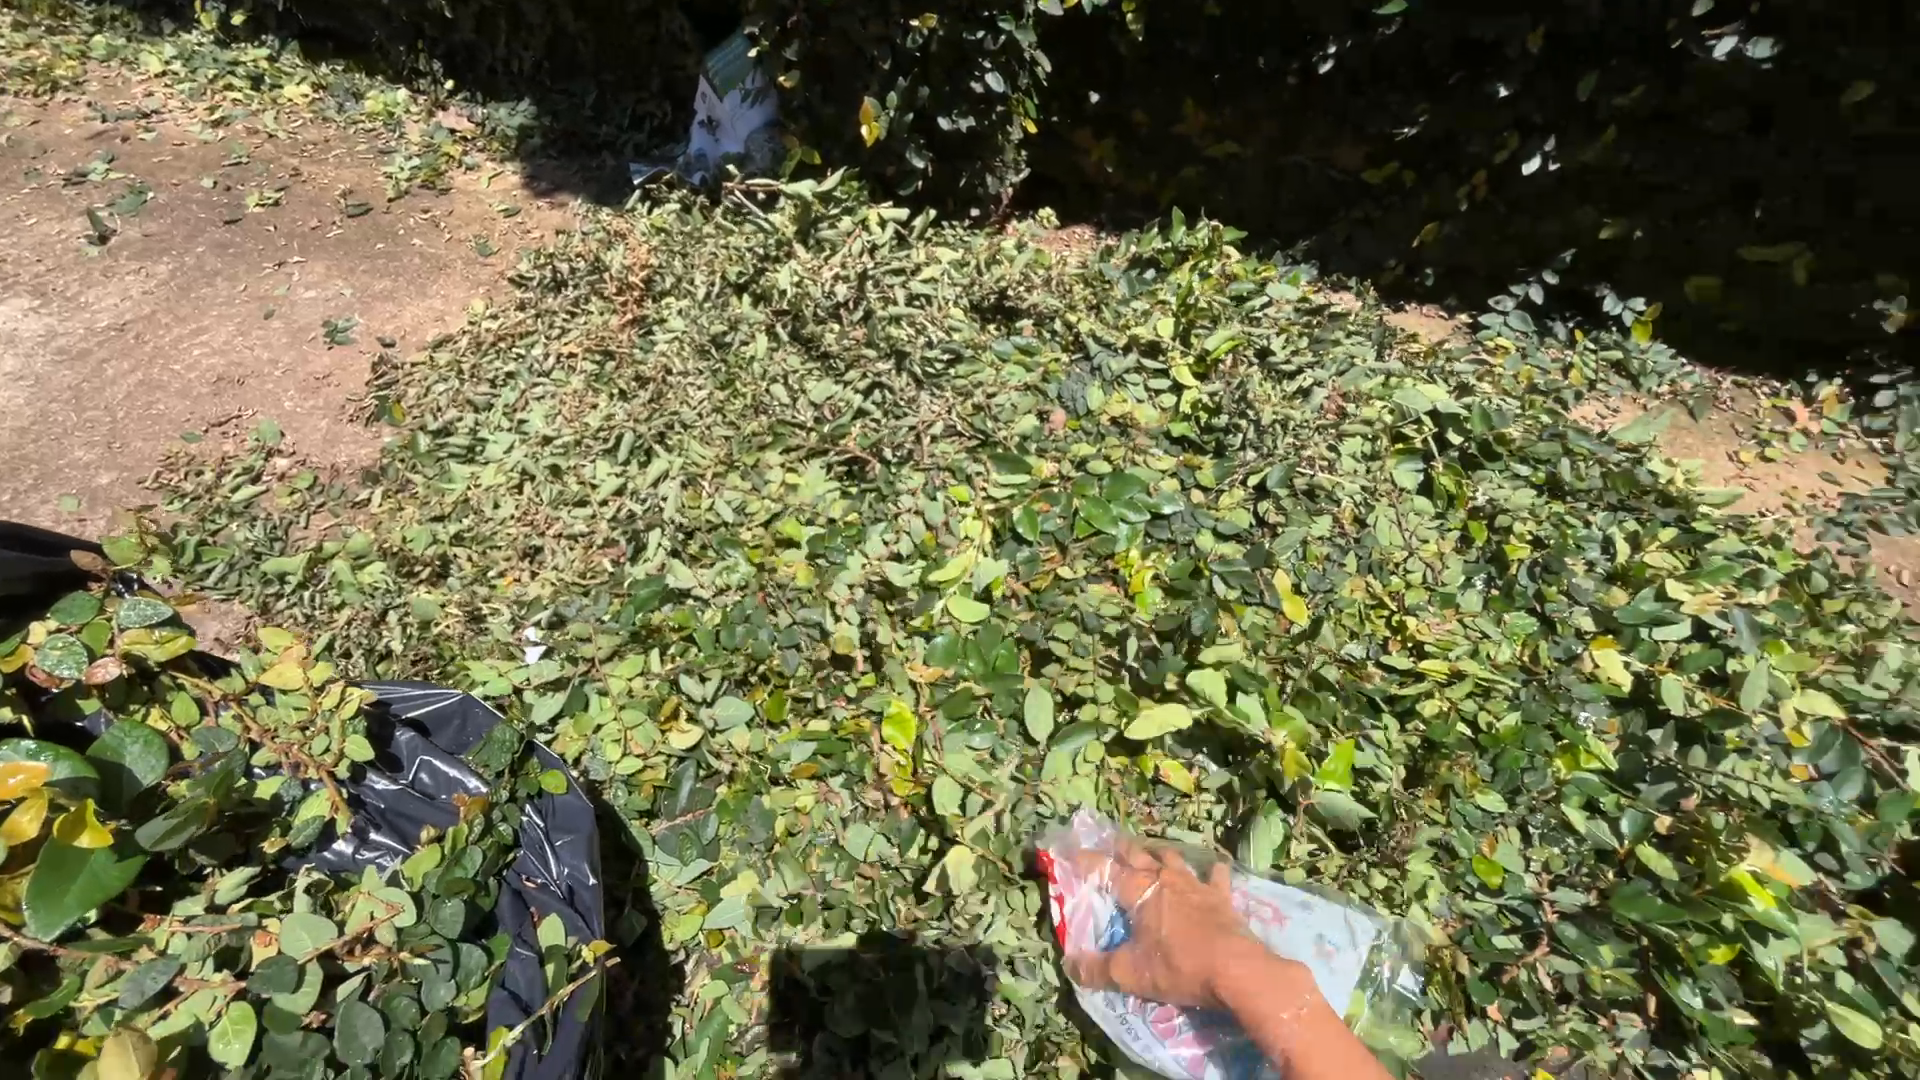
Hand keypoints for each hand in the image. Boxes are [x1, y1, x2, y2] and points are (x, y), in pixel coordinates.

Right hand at [1063, 843, 1268, 1008]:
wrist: (1236, 970)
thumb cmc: (1178, 966)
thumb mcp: (1131, 974)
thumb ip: (1098, 970)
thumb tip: (1069, 966)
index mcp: (1137, 890)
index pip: (1104, 869)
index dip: (1086, 861)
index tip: (1072, 854)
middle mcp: (1163, 878)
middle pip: (1138, 854)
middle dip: (1122, 848)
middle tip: (1112, 843)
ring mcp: (1194, 884)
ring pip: (1172, 857)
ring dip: (1160, 853)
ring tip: (1154, 851)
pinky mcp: (1220, 896)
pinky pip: (1216, 875)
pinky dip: (1212, 870)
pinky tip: (1215, 867)